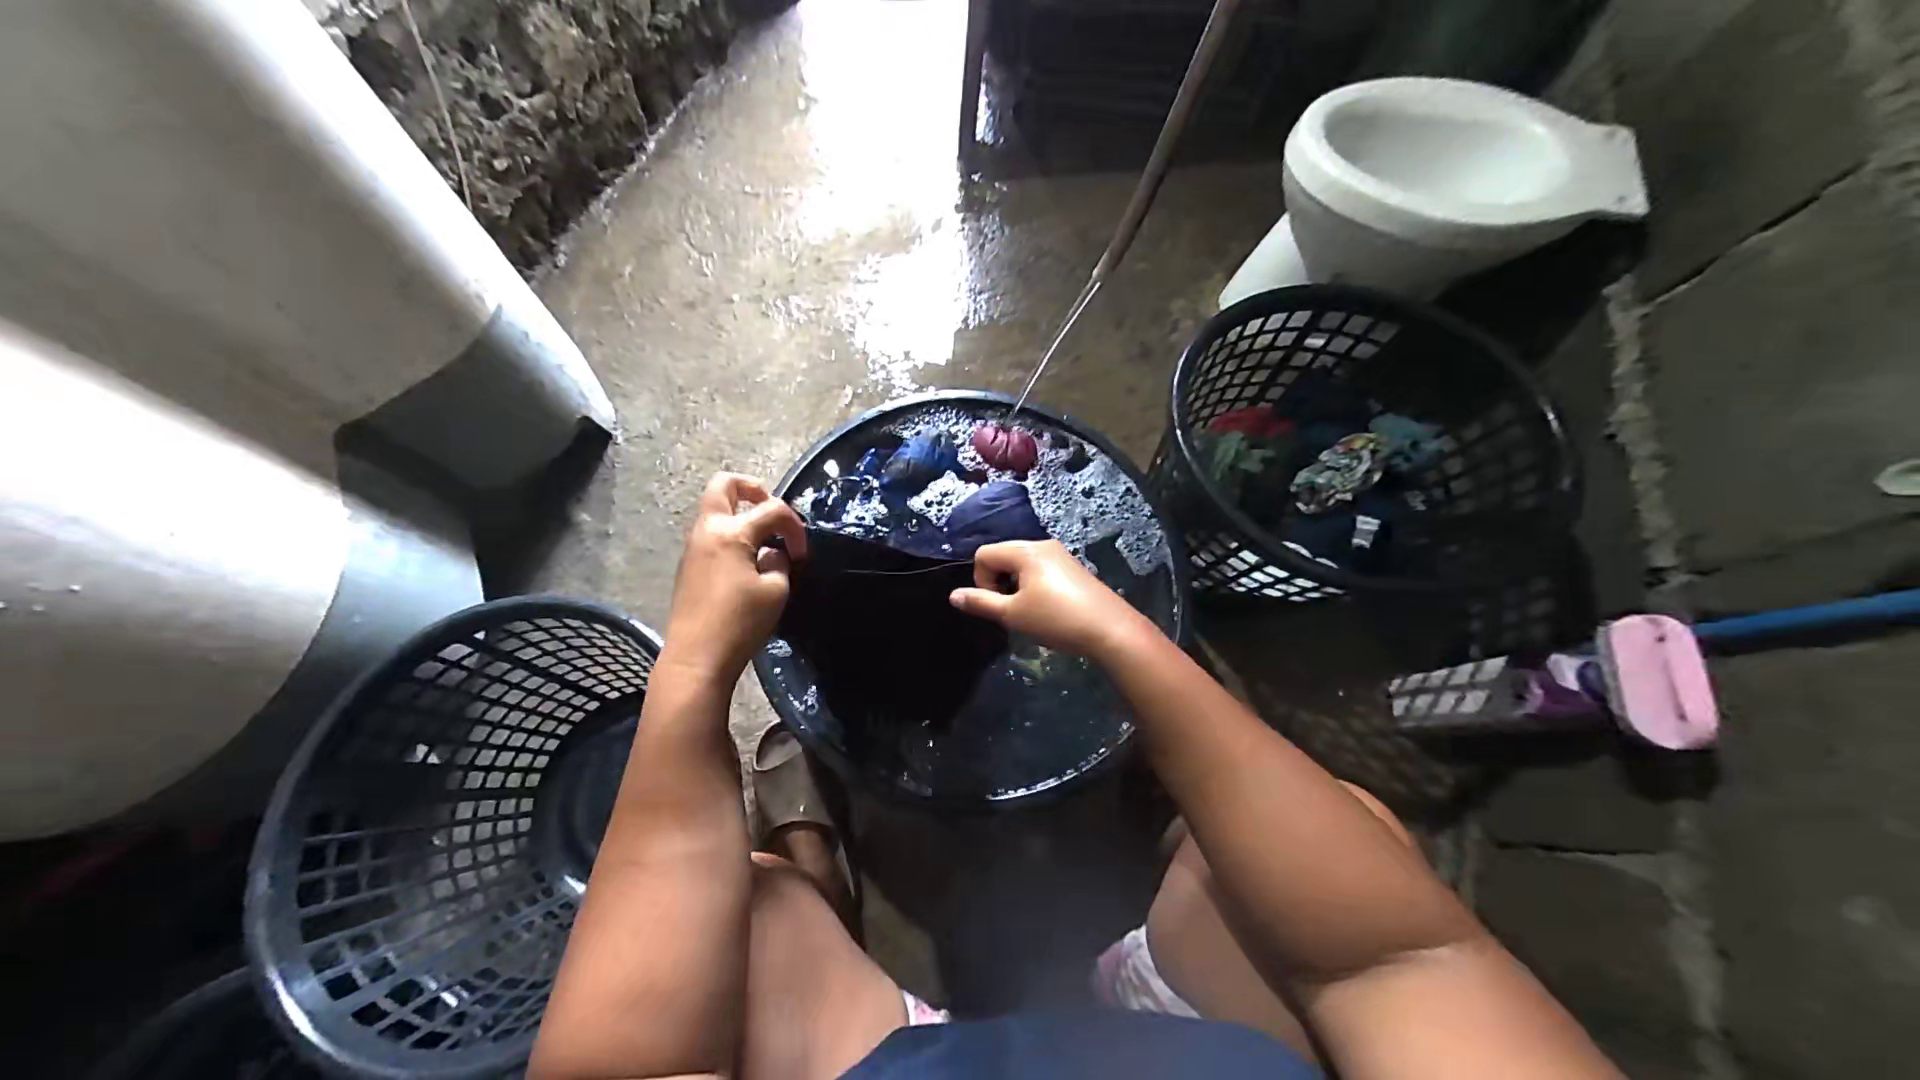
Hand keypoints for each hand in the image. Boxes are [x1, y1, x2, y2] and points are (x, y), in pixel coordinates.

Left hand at [659, 472, 806, 680]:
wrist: (696, 657)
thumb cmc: (740, 622)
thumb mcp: (775, 590)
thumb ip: (780, 562)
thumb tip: (773, 554)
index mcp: (731, 532)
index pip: (772, 509)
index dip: (795, 527)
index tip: (802, 554)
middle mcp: (707, 530)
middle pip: (725, 484)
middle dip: (753, 489)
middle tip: (773, 514)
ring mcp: (693, 546)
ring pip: (716, 509)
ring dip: (742, 514)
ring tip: (764, 542)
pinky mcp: (689, 565)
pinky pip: (712, 533)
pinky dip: (732, 534)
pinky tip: (748, 561)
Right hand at [948, 539, 1156, 659]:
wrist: (1111, 629)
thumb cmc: (1057, 619)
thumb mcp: (1013, 614)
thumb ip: (980, 602)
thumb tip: (953, 595)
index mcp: (1025, 551)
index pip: (984, 554)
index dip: (980, 580)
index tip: (996, 605)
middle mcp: (1042, 545)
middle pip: (1003, 554)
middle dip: (997, 581)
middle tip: (1010, 609)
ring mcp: (1060, 555)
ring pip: (1022, 563)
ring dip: (1014, 584)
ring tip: (1027, 611)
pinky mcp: (1073, 568)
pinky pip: (1040, 568)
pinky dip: (1032, 584)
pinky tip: (1046, 609)